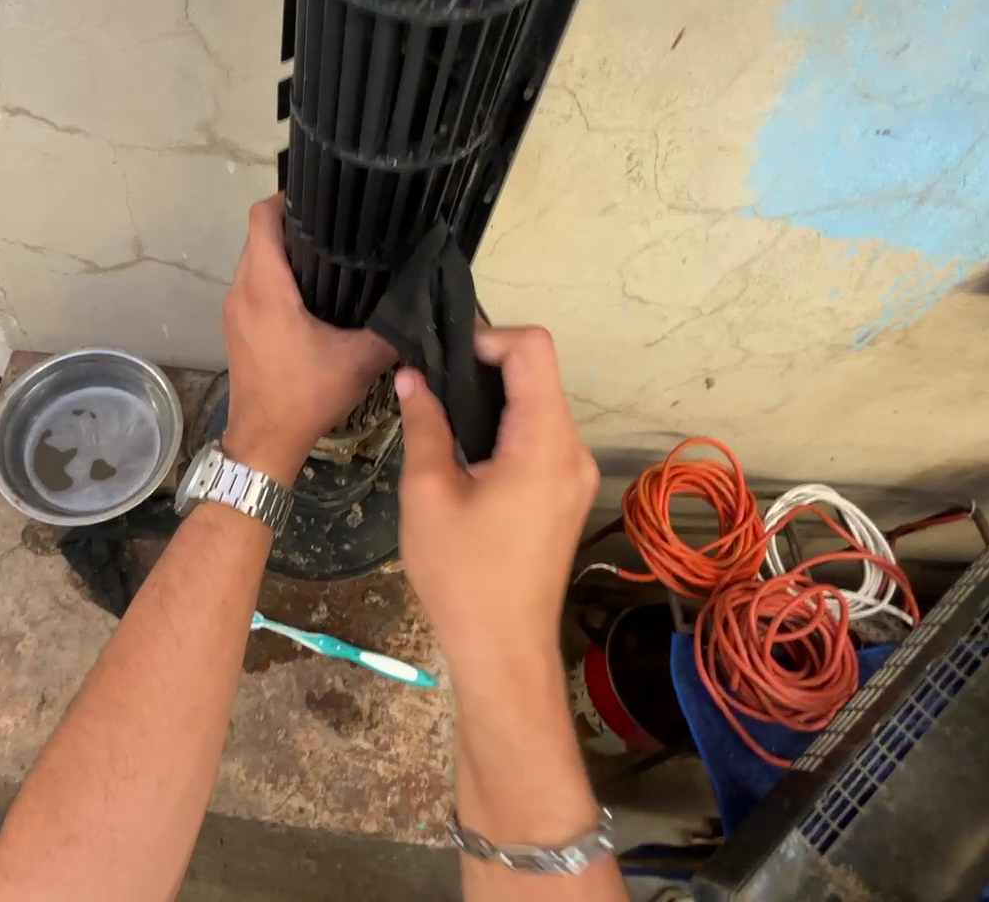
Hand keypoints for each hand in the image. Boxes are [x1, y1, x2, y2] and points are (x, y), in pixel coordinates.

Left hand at [221, 197, 393, 483]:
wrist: (265, 441)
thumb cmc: (306, 396)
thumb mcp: (358, 361)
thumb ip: (391, 328)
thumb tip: (420, 302)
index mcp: (265, 288)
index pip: (261, 218)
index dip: (287, 199)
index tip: (321, 200)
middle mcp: (241, 291)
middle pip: (258, 237)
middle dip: (292, 226)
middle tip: (336, 229)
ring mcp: (233, 310)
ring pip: (253, 262)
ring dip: (282, 254)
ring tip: (327, 258)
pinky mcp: (236, 327)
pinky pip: (252, 286)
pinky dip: (274, 279)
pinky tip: (309, 294)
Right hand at [395, 326, 597, 671]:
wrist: (503, 650)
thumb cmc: (462, 573)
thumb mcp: (428, 492)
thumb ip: (425, 425)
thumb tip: (413, 377)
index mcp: (543, 442)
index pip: (534, 348)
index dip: (487, 339)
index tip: (444, 364)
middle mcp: (572, 450)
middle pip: (538, 375)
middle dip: (484, 370)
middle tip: (431, 390)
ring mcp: (574, 475)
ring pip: (538, 407)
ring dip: (493, 402)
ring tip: (442, 422)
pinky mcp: (565, 496)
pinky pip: (540, 440)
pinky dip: (505, 431)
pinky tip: (467, 456)